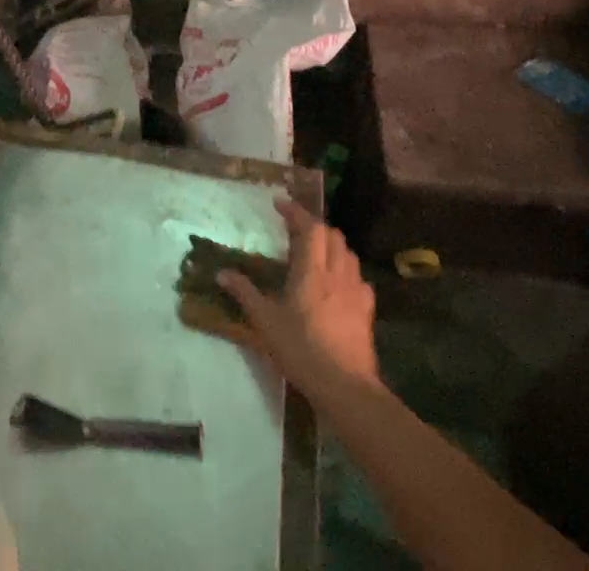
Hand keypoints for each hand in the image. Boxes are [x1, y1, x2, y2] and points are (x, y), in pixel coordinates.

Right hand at [219, 197, 379, 394]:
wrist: (344, 385)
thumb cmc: (300, 349)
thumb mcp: (265, 321)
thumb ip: (244, 293)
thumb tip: (221, 273)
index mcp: (312, 272)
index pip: (310, 228)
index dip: (296, 212)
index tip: (279, 204)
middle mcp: (338, 274)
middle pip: (332, 236)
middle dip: (314, 226)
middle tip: (294, 230)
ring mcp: (356, 292)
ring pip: (348, 254)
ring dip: (331, 245)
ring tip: (314, 252)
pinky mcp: (367, 310)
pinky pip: (358, 276)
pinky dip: (345, 268)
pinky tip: (336, 282)